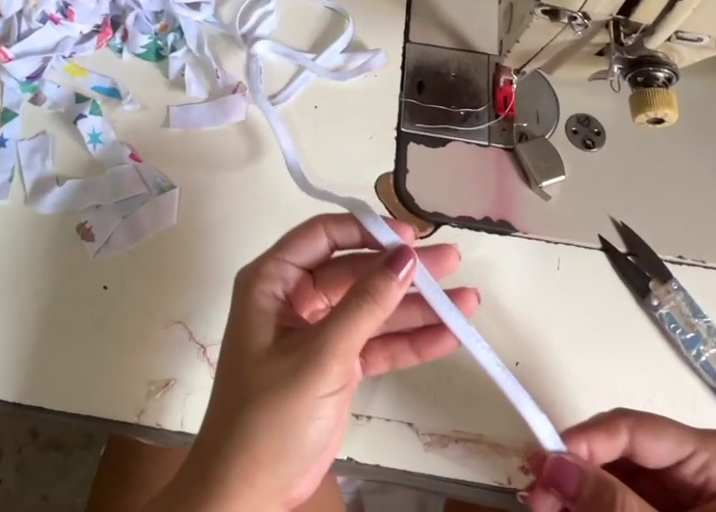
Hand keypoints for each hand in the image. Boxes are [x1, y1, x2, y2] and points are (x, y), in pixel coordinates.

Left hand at [151, 213, 480, 510]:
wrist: (248, 492)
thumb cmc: (269, 415)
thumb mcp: (320, 356)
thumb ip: (365, 305)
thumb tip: (404, 256)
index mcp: (273, 281)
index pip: (323, 236)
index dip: (367, 230)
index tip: (410, 236)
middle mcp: (295, 298)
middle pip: (356, 271)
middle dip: (403, 271)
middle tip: (452, 261)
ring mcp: (318, 333)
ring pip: (373, 309)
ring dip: (417, 308)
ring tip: (467, 301)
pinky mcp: (337, 366)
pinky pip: (377, 344)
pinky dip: (410, 343)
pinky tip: (449, 336)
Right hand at [522, 409, 715, 511]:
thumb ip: (614, 504)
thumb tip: (552, 463)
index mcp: (711, 458)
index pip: (631, 428)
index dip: (583, 440)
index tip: (543, 463)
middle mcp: (689, 464)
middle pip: (613, 450)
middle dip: (573, 471)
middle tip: (536, 498)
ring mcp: (674, 490)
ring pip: (606, 473)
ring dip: (572, 491)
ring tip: (543, 509)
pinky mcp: (656, 510)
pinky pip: (612, 497)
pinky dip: (587, 506)